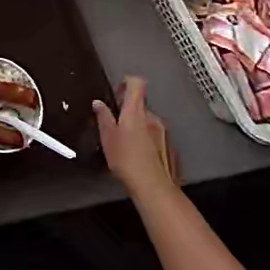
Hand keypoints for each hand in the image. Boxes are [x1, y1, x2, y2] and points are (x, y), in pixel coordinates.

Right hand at [94, 77, 180, 198]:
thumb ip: (103, 117)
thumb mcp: (107, 137)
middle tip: (114, 124)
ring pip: (148, 121)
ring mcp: (164, 131)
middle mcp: (152, 117)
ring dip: (137, 126)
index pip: (136, 83)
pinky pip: (155, 135)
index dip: (126, 82)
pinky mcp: (170, 146)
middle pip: (140, 104)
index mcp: (136, 111)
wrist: (153, 187)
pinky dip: (147, 139)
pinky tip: (138, 154)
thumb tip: (99, 104)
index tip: (117, 92)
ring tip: (125, 143)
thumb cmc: (127, 159)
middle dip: (127, 111)